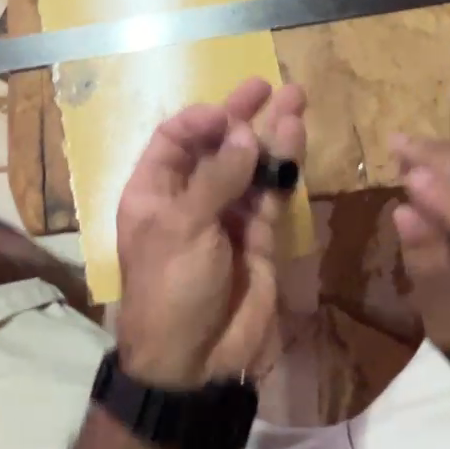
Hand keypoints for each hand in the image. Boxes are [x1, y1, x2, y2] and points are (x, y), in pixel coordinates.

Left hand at [113, 78, 305, 388]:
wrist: (195, 362)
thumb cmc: (171, 289)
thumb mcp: (183, 229)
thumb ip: (216, 179)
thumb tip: (245, 134)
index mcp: (153, 193)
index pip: (174, 140)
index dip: (200, 120)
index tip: (228, 111)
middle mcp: (189, 198)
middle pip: (216, 146)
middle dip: (241, 115)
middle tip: (268, 86)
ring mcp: (225, 218)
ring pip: (249, 166)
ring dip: (271, 135)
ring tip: (295, 98)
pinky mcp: (257, 238)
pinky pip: (270, 195)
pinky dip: (283, 169)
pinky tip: (296, 140)